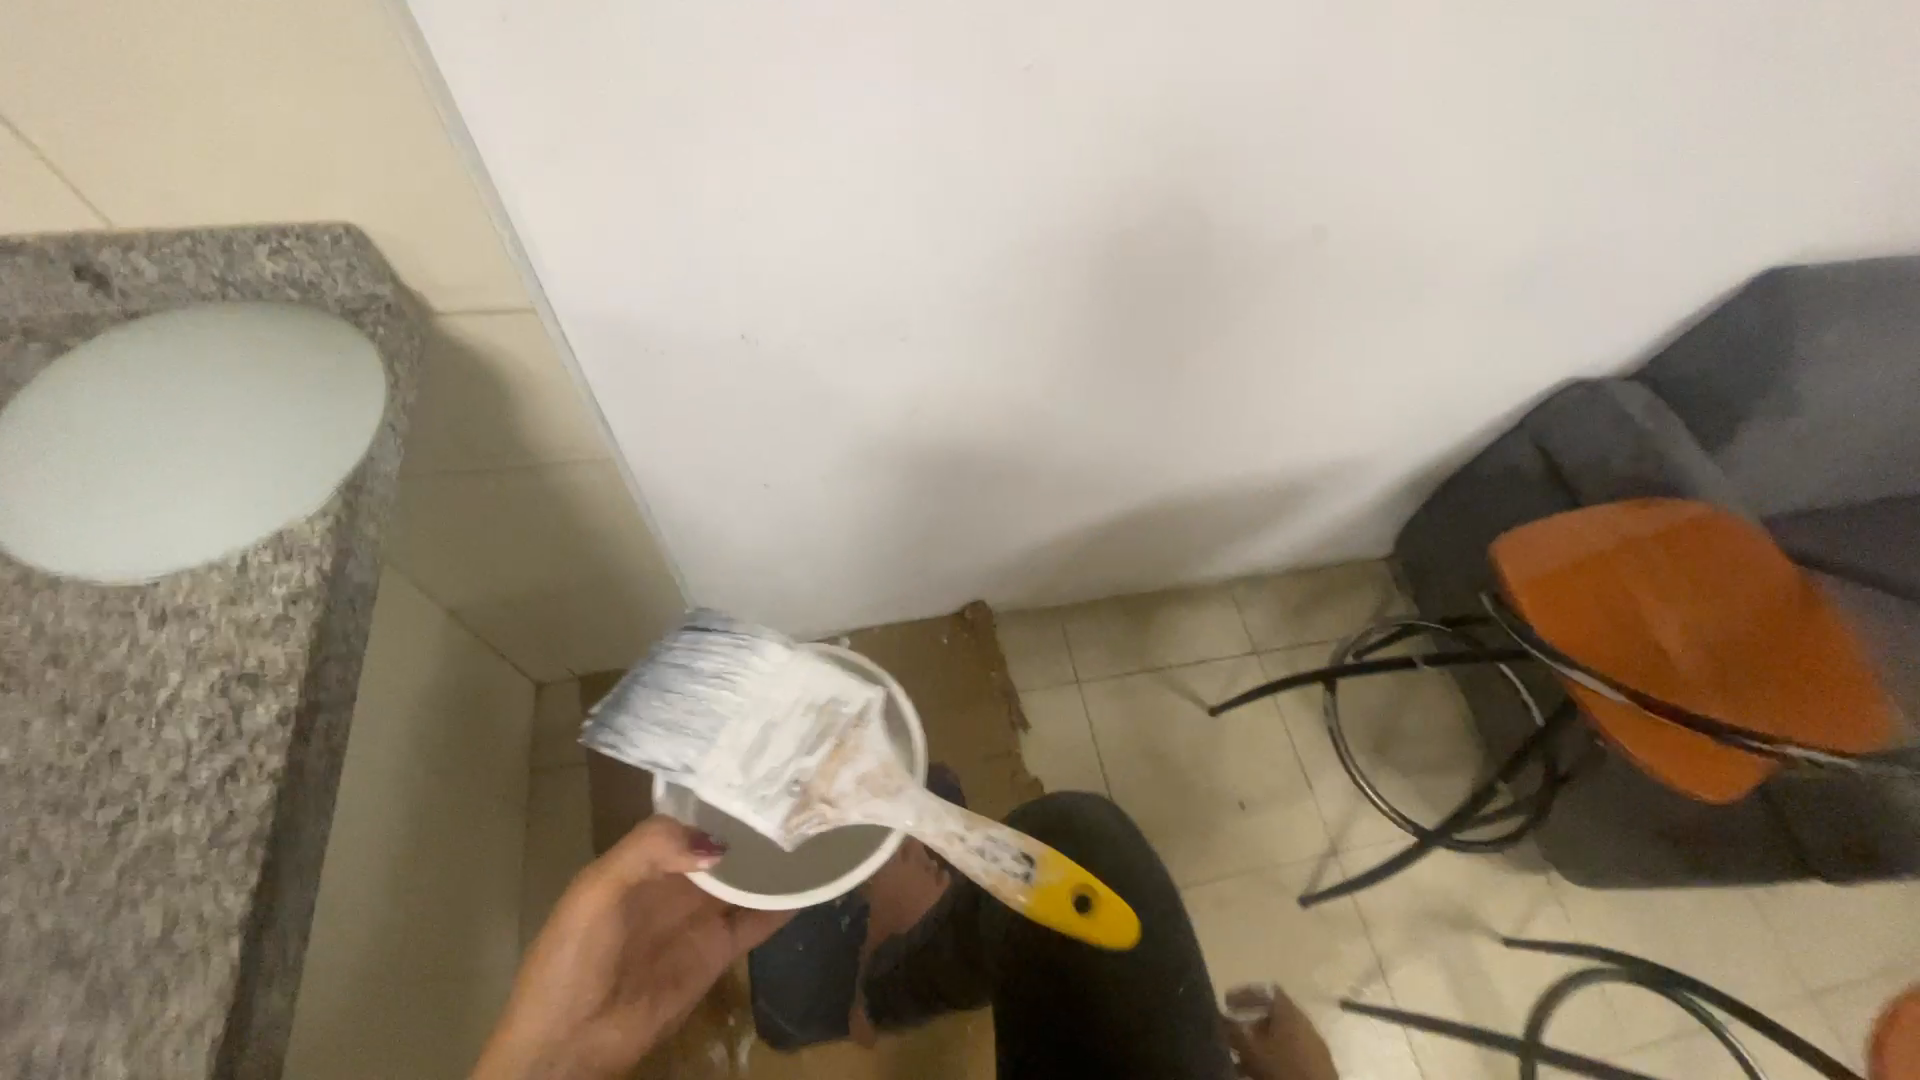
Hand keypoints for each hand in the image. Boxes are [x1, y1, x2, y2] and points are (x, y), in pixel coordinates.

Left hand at [472, 817, 791, 1079]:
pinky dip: (785, 903)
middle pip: (727, 846)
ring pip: (749, 879)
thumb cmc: (572, 957)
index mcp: (646, 860)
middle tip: (806, 798)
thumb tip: (719, 846)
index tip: (764, 779)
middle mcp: (679, 882)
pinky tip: (813, 882)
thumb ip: (650, 849)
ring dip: (777, 861)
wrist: (568, 1042)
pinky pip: (759, 921)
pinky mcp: (720, 952)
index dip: (724, 801)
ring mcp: (702, 917)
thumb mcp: (597, 889)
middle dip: (758, 826)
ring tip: (818, 833)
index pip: (694, 819)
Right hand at [1221, 983, 1337, 1079]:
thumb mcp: (1252, 1050)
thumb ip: (1233, 1030)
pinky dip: (1273, 1054)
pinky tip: (1258, 1068)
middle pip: (1274, 1014)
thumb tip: (1219, 1014)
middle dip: (1251, 1020)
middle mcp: (1304, 1023)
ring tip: (1242, 1054)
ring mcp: (1313, 1044)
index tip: (1227, 1002)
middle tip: (1234, 1029)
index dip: (1246, 993)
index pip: (1268, 990)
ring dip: (1260, 1041)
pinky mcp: (1318, 1064)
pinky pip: (1290, 1051)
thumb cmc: (1283, 1070)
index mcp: (1290, 1012)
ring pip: (1281, 1035)